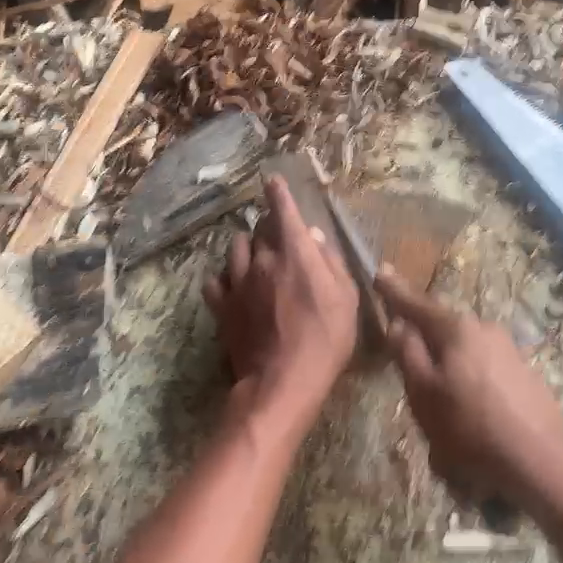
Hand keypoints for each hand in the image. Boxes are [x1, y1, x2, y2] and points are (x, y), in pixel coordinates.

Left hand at [203, 175, 359, 434]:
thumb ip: (330, 261)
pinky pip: (216, 281)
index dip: (278, 193)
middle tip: (279, 238)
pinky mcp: (222, 306)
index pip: (283, 210)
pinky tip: (233, 287)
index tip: (273, 181)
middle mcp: (262, 258)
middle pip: (259, 229)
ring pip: (235, 248)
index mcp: (295, 252)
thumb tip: (314, 236)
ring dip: (246, 247)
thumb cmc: (325, 339)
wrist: (283, 381)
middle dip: (268, 227)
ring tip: (255, 258)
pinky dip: (224, 279)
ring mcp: (238, 282)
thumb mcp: (346, 298)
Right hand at [378, 270, 562, 510]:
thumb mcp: (423, 393)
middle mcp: (484, 327)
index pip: (417, 304)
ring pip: (465, 350)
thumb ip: (407, 354)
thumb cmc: (471, 426)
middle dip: (425, 341)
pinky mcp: (525, 373)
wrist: (541, 460)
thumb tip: (397, 324)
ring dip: (450, 366)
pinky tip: (472, 412)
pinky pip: (485, 367)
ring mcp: (509, 349)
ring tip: (442, 404)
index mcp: (456, 328)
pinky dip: (471, 381)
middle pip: (443, 328)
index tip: (379, 272)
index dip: (394, 292)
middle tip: (408, 366)